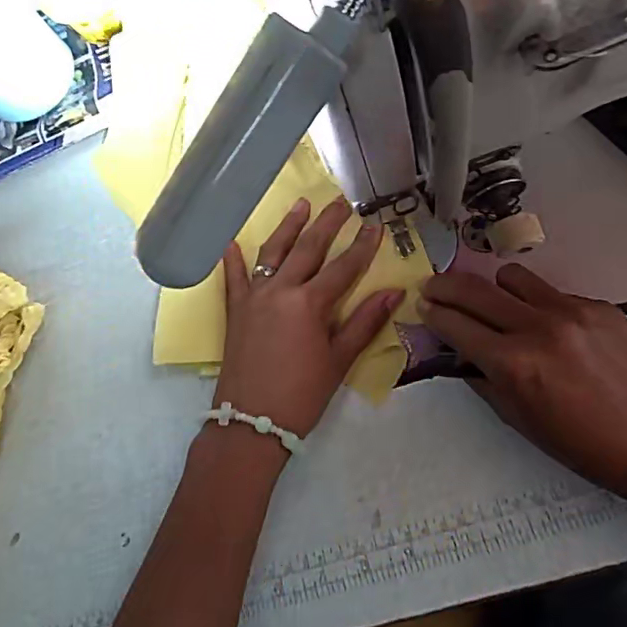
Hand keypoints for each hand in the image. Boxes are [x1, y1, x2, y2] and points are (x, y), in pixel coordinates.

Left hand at [214, 197, 402, 446]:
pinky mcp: (234, 311)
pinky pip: (233, 278)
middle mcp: (280, 290)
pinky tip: (233, 241)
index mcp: (309, 303)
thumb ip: (365, 323)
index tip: (376, 225)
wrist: (250, 422)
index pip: (343, 267)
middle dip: (328, 224)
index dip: (362, 246)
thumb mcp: (339, 360)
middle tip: (342, 203)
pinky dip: (233, 259)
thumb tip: (394, 293)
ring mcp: (253, 298)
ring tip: (301, 205)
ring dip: (288, 227)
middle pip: (308, 249)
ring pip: (272, 253)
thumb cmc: (302, 394)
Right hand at [419, 263, 626, 497]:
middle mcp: (539, 327)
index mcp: (514, 363)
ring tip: (496, 306)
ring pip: (513, 277)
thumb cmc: (578, 442)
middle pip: (475, 289)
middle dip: (445, 286)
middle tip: (433, 287)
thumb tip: (459, 351)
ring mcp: (572, 311)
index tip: (423, 307)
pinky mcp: (599, 306)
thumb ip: (482, 377)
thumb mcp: (516, 418)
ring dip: (494, 288)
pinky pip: (553, 294)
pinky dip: (540, 307)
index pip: (457, 324)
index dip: (434, 314)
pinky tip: (553, 333)